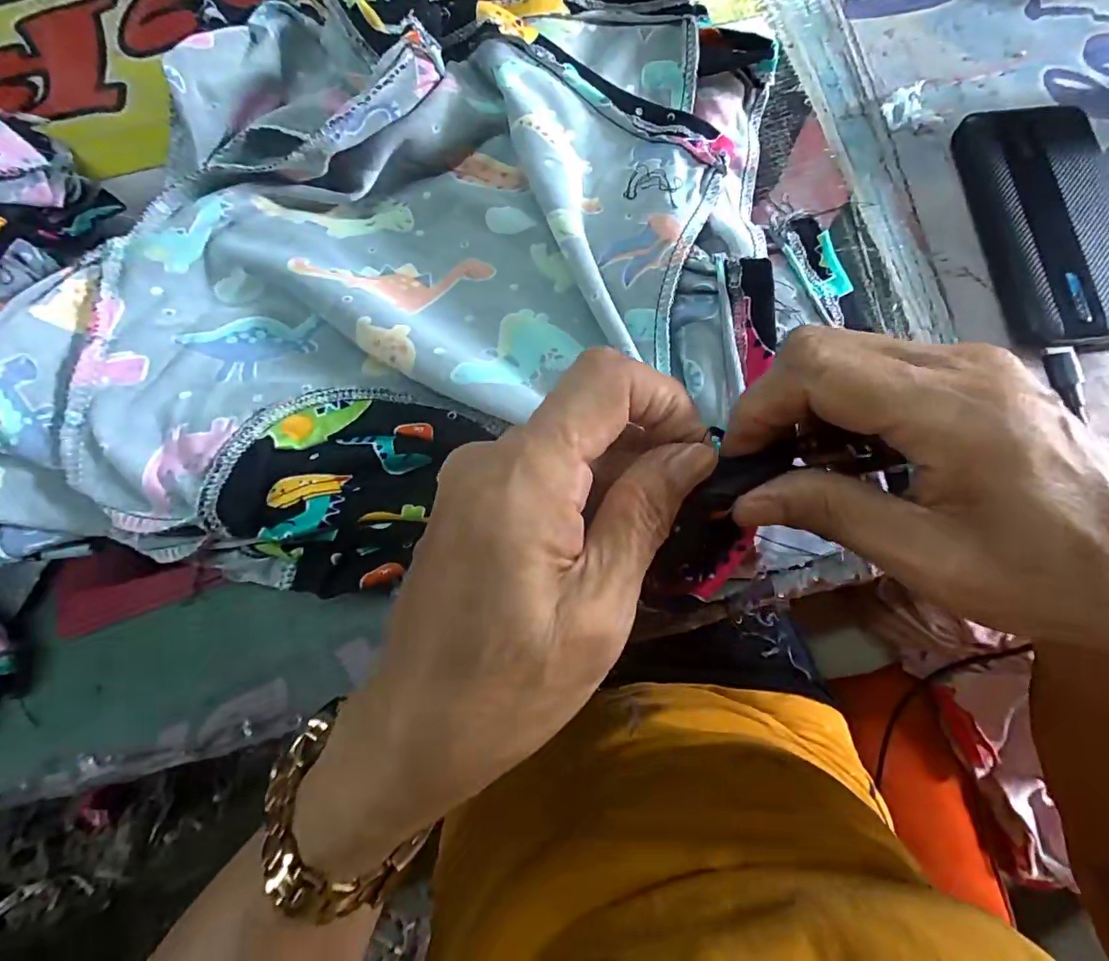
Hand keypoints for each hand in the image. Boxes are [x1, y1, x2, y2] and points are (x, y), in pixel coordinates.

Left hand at [292, 349, 714, 876]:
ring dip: (616, 470)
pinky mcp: (465, 500)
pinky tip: (598, 544)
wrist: (411, 732)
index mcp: (523, 473)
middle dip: (648, 440)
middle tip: (684, 508)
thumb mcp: (598, 609)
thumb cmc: (510, 690)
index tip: (697, 457)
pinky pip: (537, 469)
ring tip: (646, 536)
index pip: (604, 376)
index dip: (664, 398)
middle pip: (586, 407)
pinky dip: (580, 487)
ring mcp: (470, 476)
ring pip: (565, 439)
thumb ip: (643, 514)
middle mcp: (489, 455)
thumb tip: (693, 453)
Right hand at [723, 328, 1108, 656]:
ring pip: (852, 350)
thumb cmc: (1042, 582)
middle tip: (767, 463)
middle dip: (777, 400)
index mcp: (953, 406)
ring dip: (809, 400)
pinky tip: (852, 451)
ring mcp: (975, 362)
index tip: (740, 460)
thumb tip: (744, 499)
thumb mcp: (925, 558)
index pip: (818, 366)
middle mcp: (961, 362)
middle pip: (827, 346)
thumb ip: (828, 512)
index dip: (761, 406)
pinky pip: (885, 366)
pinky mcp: (980, 374)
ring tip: (805, 462)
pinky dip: (846, 401)